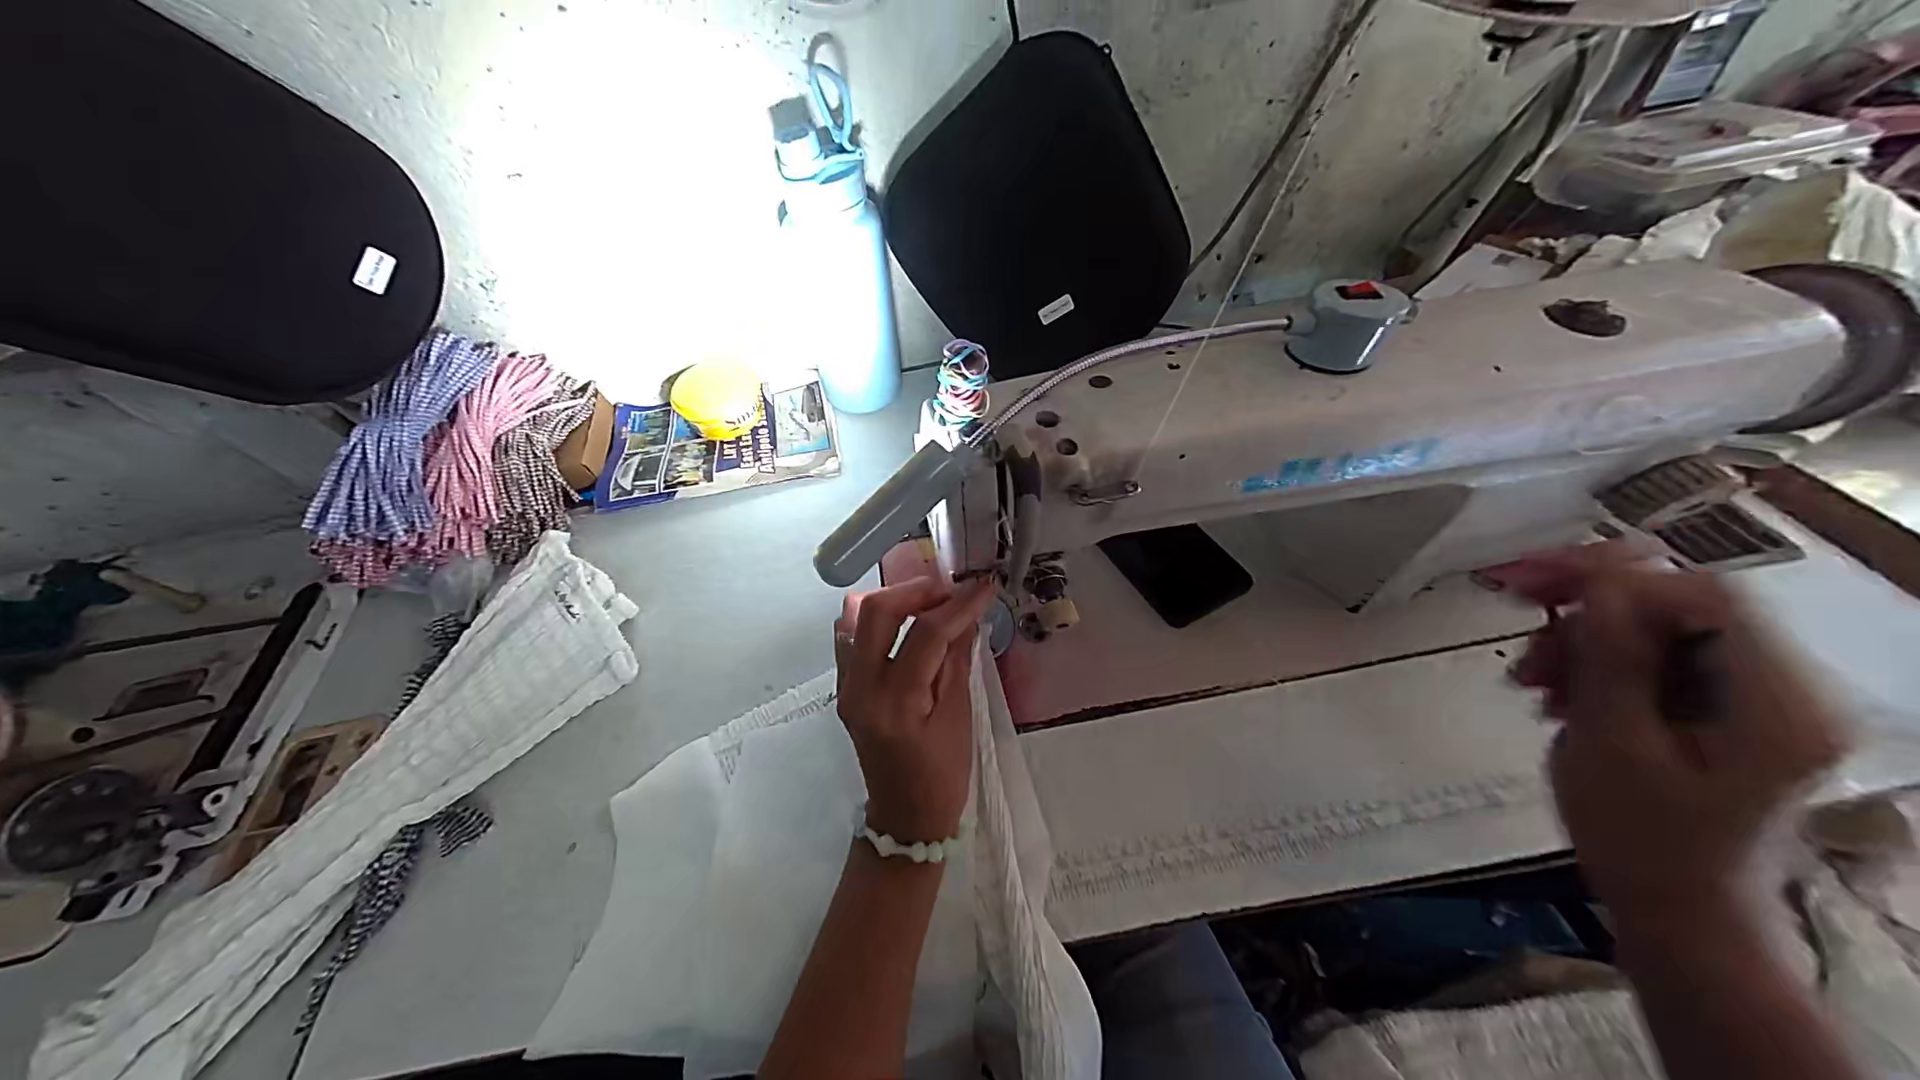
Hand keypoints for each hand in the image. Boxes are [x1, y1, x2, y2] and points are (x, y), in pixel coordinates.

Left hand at [833, 577, 995, 842]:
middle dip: (917, 590)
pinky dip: (877, 619)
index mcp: (895, 704)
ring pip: (854, 616)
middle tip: (951, 590)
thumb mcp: (960, 717)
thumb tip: (967, 614)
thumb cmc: (943, 775)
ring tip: (928, 603)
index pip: (926, 633)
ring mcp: (845, 686)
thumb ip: (958, 658)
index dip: (958, 604)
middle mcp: (860, 688)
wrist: (905, 816)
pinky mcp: (843, 686)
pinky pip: (850, 635)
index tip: (983, 586)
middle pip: (876, 610)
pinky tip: (904, 625)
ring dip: (893, 599)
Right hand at [1489, 548, 1849, 918]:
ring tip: (1532, 676)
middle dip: (1588, 605)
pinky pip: (1655, 655)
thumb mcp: (1611, 745)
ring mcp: (1757, 697)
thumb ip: (1613, 657)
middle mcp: (1785, 688)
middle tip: (1518, 611)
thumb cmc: (1641, 841)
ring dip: (1583, 637)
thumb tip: (1600, 579)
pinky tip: (1558, 689)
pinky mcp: (1726, 706)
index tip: (1532, 577)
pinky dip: (1596, 661)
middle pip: (1678, 604)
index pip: (1703, 595)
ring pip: (1657, 626)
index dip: (1612, 573)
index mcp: (1776, 703)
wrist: (1678, 908)